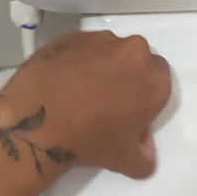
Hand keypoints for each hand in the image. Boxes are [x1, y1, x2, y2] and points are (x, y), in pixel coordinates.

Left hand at [0, 30, 171, 178]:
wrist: (36, 123)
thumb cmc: (88, 140)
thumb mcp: (123, 160)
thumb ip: (145, 157)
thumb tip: (146, 154)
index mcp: (155, 81)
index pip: (159, 82)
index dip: (143, 95)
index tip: (128, 110)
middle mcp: (134, 52)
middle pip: (136, 61)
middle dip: (125, 76)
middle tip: (105, 99)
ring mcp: (101, 40)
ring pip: (109, 50)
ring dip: (101, 65)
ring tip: (79, 89)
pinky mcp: (73, 35)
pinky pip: (82, 47)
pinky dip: (77, 59)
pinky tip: (63, 80)